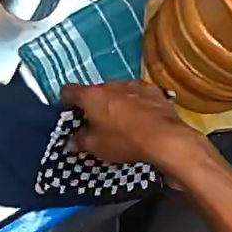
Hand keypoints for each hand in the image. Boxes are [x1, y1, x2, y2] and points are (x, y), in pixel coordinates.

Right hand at [60, 80, 203, 166]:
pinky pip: (138, 96)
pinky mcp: (155, 92)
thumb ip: (79, 141)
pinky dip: (135, 105)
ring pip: (118, 92)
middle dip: (93, 105)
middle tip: (95, 123)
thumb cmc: (123, 141)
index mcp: (91, 95)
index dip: (65, 101)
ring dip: (115, 103)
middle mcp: (111, 85)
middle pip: (95, 91)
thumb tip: (70, 142)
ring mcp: (135, 85)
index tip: (68, 113)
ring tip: (119, 122)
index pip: (68, 90)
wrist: (166, 139)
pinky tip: (139, 120)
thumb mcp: (95, 146)